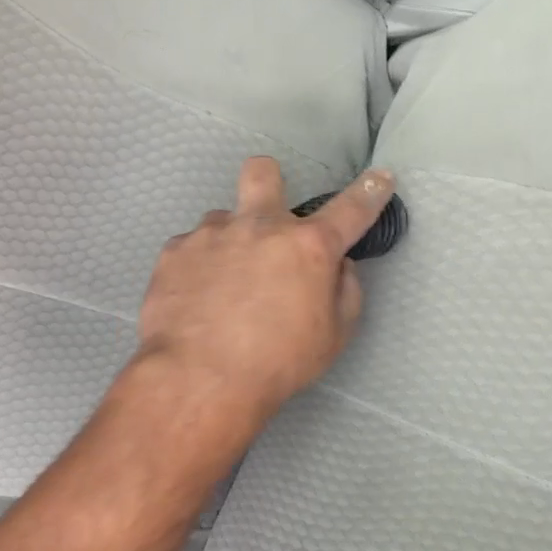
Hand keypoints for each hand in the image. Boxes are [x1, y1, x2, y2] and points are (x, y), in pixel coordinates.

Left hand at [134, 157, 394, 420]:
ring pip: (220, 221)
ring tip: (219, 286)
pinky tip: (192, 299)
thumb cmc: (276, 363)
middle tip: (264, 218)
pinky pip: (189, 249)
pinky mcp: (173, 252)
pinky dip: (195, 269)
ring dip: (227, 243)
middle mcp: (258, 226)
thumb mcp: (333, 336)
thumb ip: (342, 291)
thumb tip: (336, 265)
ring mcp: (210, 235)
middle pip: (262, 174)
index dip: (370, 191)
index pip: (351, 209)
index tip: (378, 179)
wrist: (199, 377)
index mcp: (308, 246)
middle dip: (268, 181)